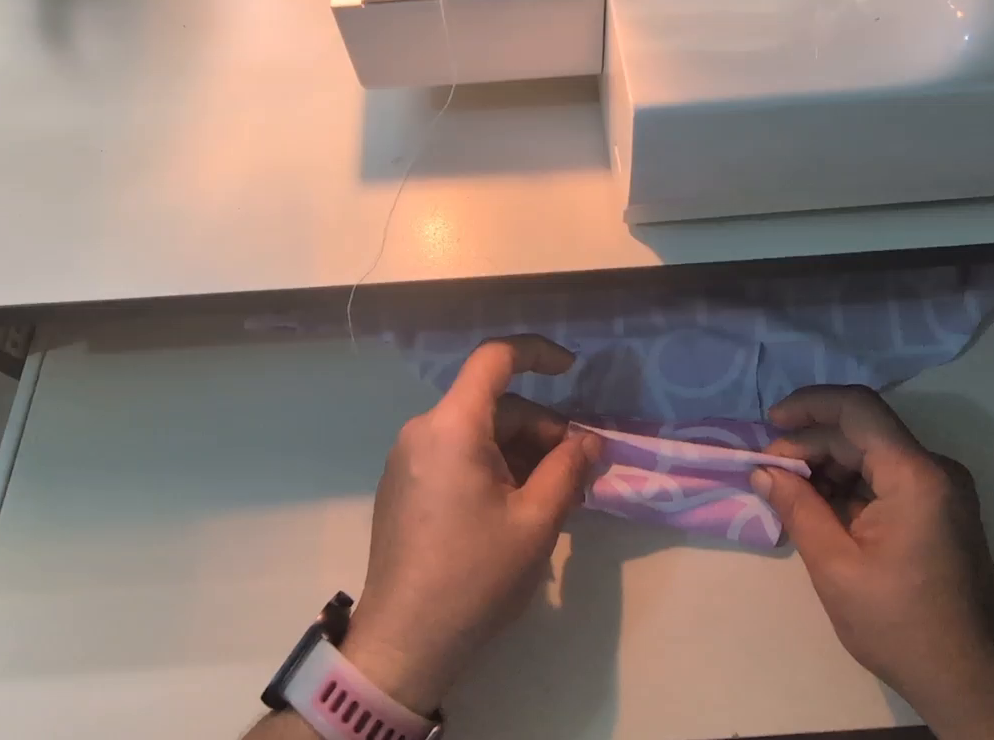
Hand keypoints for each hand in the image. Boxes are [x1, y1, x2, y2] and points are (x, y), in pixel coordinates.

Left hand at [343, 335, 599, 715]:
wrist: (405, 641)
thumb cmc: (475, 575)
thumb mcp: (536, 521)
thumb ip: (568, 468)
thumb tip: (590, 440)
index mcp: (453, 426)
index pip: (494, 358)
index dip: (537, 353)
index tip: (572, 370)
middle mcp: (424, 430)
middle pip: (493, 406)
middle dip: (541, 429)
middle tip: (578, 472)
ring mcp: (408, 459)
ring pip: (477, 433)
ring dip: (521, 453)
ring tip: (553, 497)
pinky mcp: (404, 486)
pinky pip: (456, 456)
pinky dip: (493, 466)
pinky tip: (517, 508)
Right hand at [751, 386, 993, 739]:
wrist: (971, 682)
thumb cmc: (901, 626)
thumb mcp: (836, 567)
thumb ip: (797, 508)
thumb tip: (763, 471)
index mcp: (914, 476)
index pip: (857, 408)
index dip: (809, 405)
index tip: (770, 425)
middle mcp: (934, 470)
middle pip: (860, 431)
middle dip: (809, 443)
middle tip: (767, 472)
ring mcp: (940, 488)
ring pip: (869, 451)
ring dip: (825, 464)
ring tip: (787, 492)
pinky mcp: (937, 508)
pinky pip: (883, 476)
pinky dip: (847, 483)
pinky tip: (817, 507)